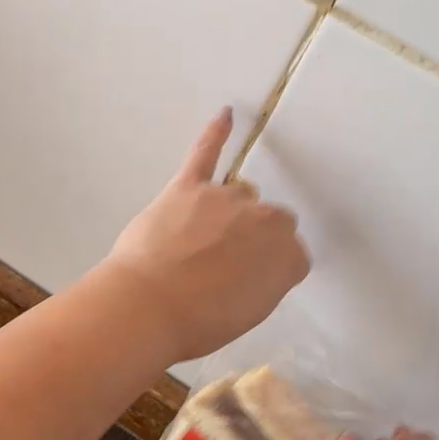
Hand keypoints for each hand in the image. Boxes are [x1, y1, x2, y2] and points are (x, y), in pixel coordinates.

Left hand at [93, 108, 309, 362]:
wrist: (148, 308)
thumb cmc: (197, 324)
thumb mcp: (247, 315)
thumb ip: (262, 284)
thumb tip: (255, 268)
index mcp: (287, 257)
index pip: (290, 256)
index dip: (264, 271)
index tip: (245, 285)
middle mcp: (265, 219)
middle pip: (266, 220)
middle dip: (248, 240)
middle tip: (218, 269)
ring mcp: (225, 199)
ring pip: (236, 197)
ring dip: (222, 215)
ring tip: (196, 245)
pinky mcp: (187, 187)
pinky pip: (205, 153)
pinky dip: (215, 134)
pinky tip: (225, 115)